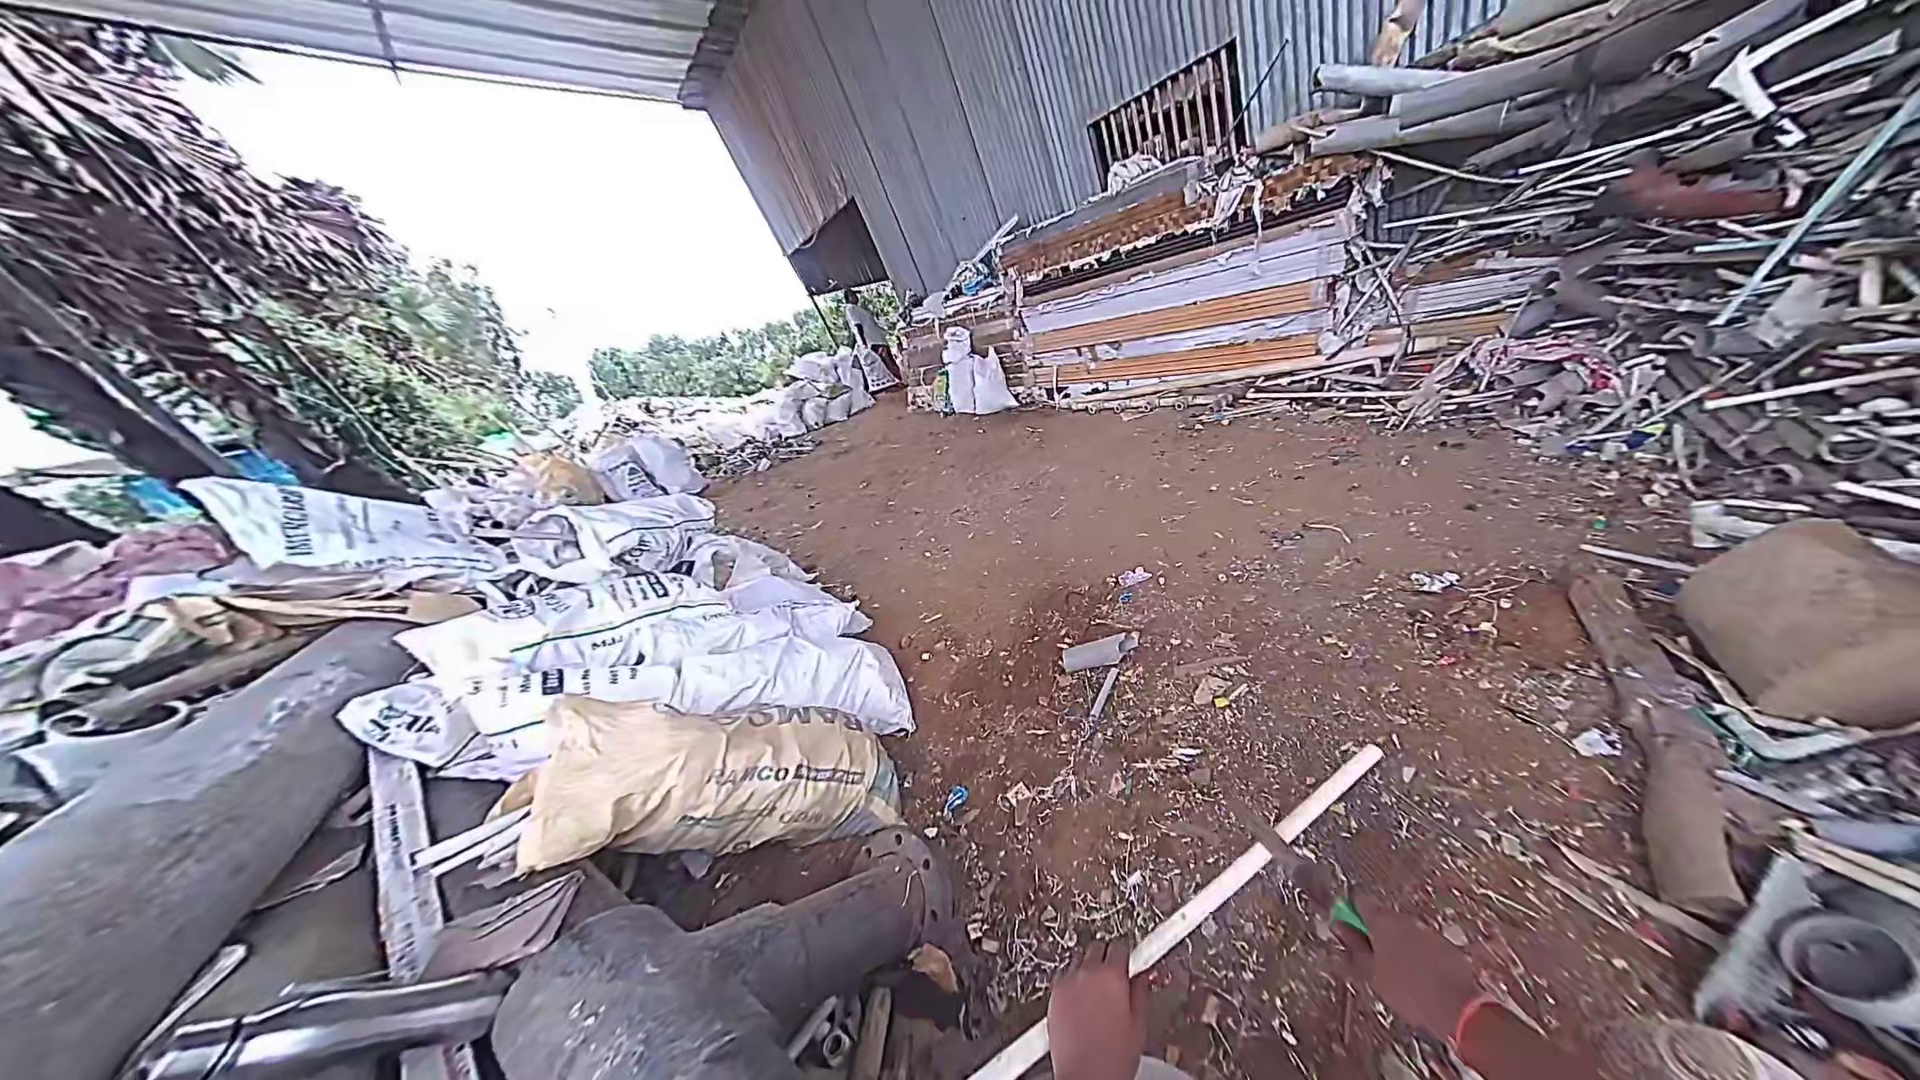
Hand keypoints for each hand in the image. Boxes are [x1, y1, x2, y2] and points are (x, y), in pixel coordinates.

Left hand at [1048, 938, 1146, 1079]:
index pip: (1120, 947)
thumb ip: (1140, 992)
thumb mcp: (1138, 1026)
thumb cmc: (1113, 1059)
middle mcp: (1088, 972)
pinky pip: (1065, 975)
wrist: (1084, 1077)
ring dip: (1089, 968)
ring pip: (1080, 959)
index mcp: (1112, 976)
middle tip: (1114, 977)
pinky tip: (1081, 1000)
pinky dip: (1073, 981)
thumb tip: (1142, 976)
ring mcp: (1069, 980)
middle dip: (1107, 958)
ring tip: (1097, 992)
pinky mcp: (1054, 991)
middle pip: (1098, 947)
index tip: (1130, 960)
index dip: (1127, 955)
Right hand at [1331, 897, 1482, 1038]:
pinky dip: (1419, 956)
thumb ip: (1353, 946)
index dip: (1351, 912)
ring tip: (1397, 972)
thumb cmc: (1407, 990)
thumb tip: (1339, 927)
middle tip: (1371, 956)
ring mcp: (1430, 933)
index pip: (1359, 901)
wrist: (1461, 1011)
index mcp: (1382, 920)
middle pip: (1384, 917)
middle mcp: (1406, 919)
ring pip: (1406, 932)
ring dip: (1398, 945)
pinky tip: (1420, 978)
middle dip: (1376, 932)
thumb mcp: (1370, 972)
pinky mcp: (1449, 950)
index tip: (1347, 929)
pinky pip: (1426, 946)